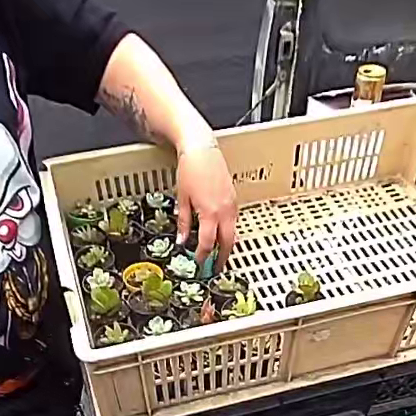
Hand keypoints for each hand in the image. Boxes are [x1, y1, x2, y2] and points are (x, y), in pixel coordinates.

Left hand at [174, 140, 237, 264]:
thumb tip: (181, 239)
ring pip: (232, 233)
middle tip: (214, 268)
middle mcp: (224, 211)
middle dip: (220, 257)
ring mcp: (232, 205)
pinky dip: (228, 232)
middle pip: (226, 243)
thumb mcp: (182, 198)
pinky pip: (233, 222)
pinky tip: (221, 235)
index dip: (202, 256)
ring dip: (226, 246)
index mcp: (210, 213)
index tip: (198, 264)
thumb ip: (183, 222)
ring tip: (218, 255)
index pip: (207, 243)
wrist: (201, 147)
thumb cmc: (190, 168)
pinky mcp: (234, 199)